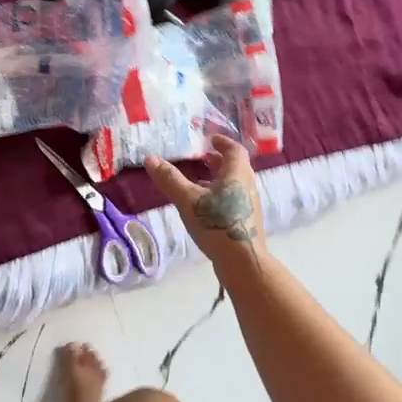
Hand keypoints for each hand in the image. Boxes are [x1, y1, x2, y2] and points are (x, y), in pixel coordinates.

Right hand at [146, 134, 266, 270]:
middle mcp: (248, 185)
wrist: (243, 262)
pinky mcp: (247, 222)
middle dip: (219, 161)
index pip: (234, 149)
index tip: (210, 139)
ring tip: (200, 183)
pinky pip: (234, 200)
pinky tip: (206, 209)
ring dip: (219, 179)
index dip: (222, 142)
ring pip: (235, 185)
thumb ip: (170, 179)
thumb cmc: (216, 225)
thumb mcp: (187, 200)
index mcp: (237, 174)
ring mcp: (250, 205)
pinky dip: (221, 196)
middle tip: (202, 159)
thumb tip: (150, 158)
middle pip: (236, 167)